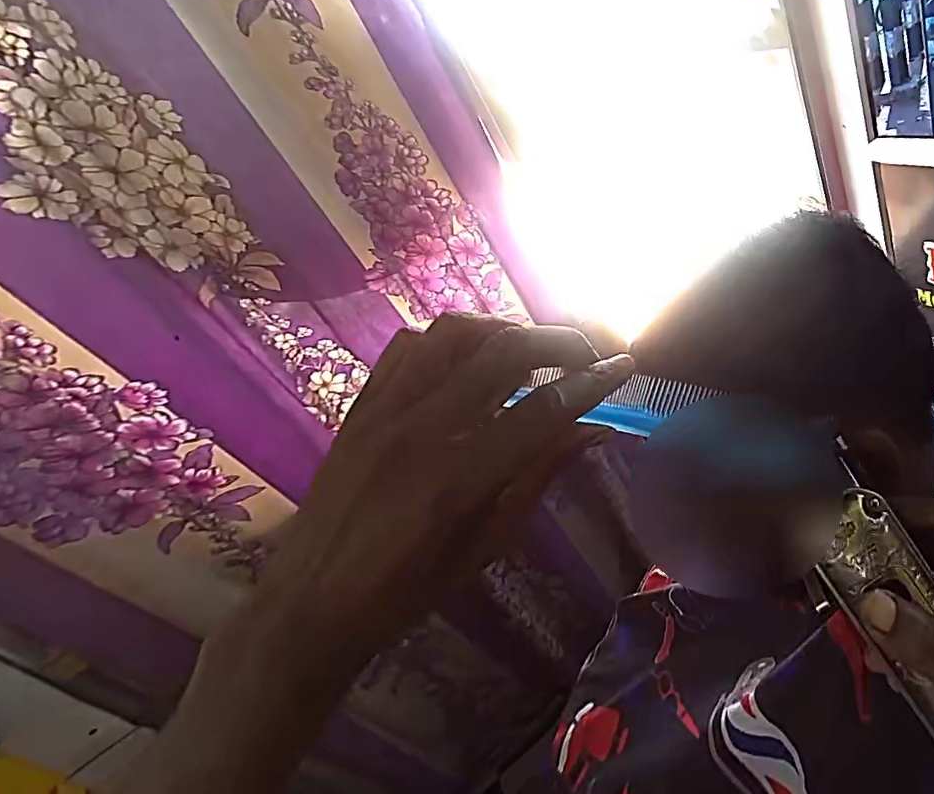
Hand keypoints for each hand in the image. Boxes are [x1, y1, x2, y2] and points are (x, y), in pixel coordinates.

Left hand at [252, 314, 634, 662]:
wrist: (309, 603)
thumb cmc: (407, 589)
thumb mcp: (487, 543)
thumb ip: (540, 475)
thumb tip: (593, 429)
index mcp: (458, 478)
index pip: (542, 411)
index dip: (592, 384)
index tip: (624, 366)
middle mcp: (422, 429)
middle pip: (505, 352)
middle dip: (559, 342)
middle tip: (585, 355)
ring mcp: (387, 409)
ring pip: (457, 333)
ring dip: (507, 329)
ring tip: (532, 349)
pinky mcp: (364, 403)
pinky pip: (411, 344)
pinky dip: (452, 338)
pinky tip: (471, 356)